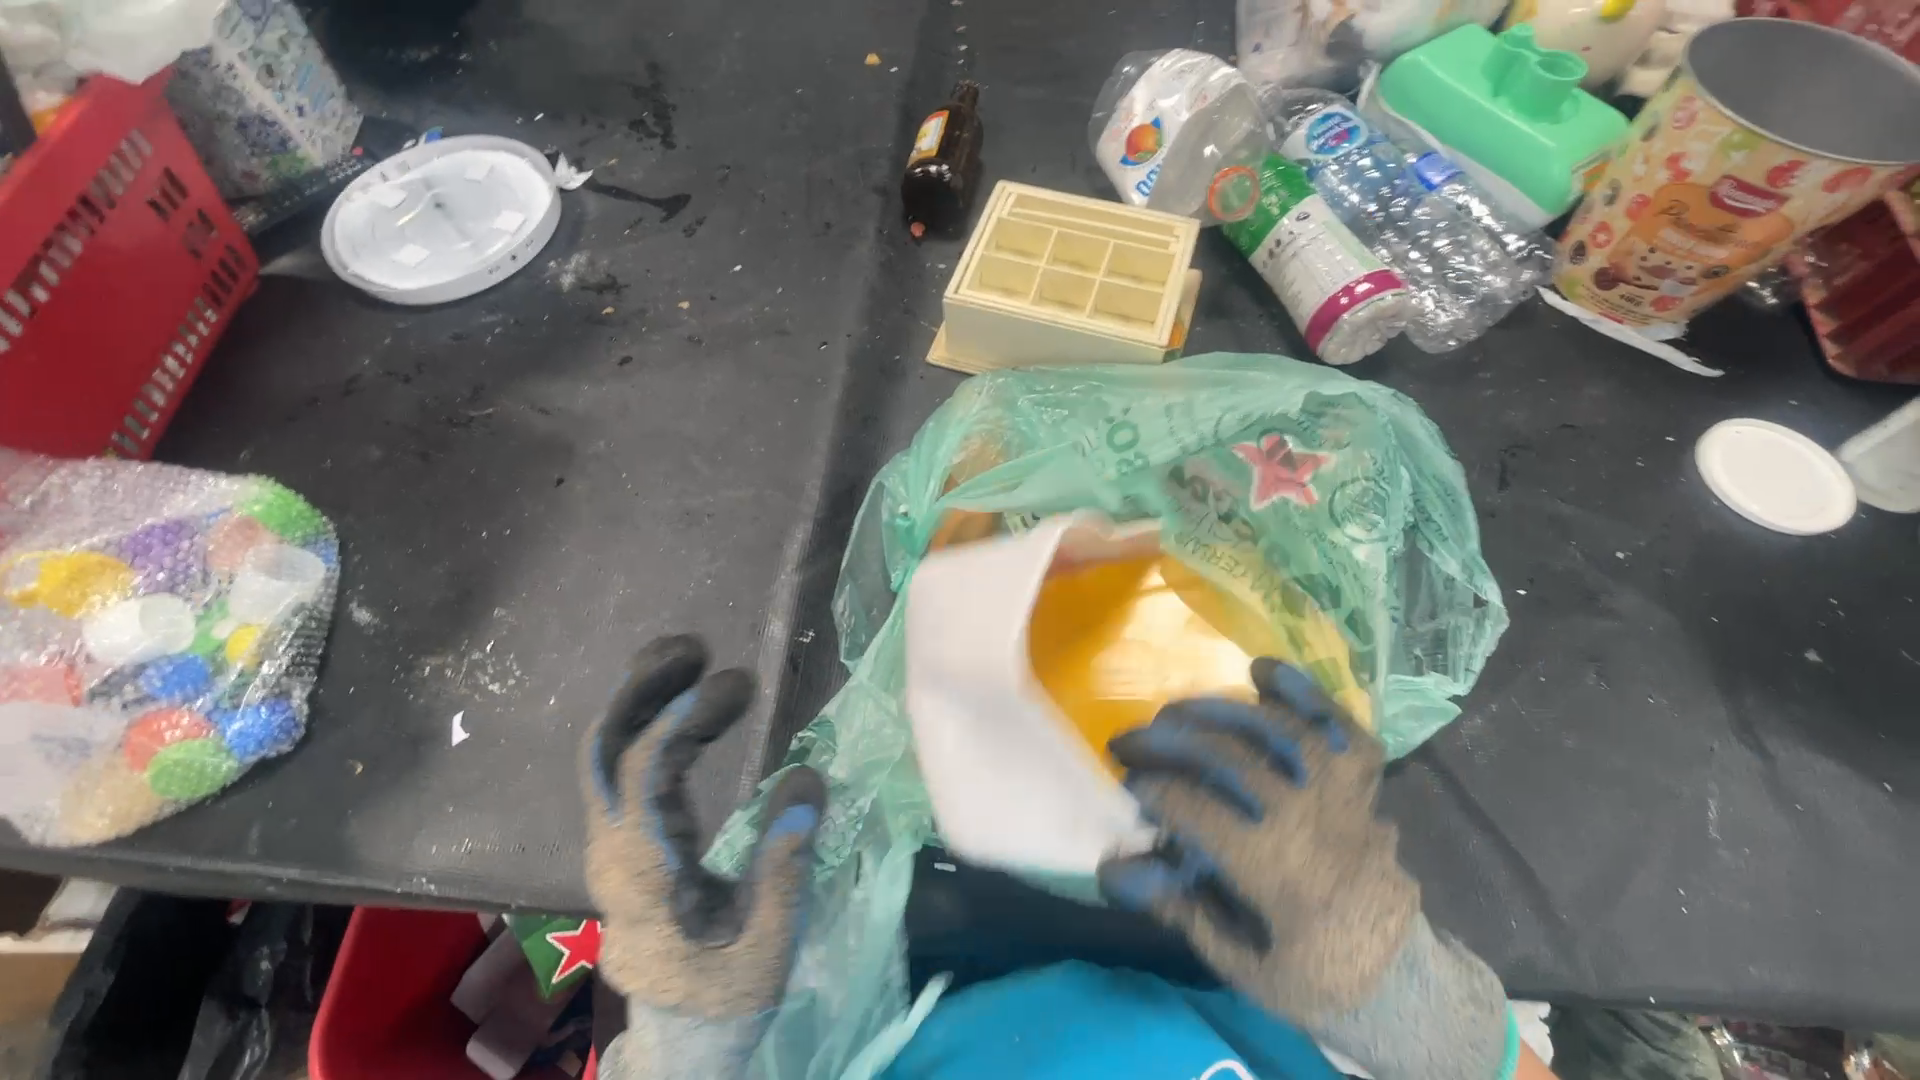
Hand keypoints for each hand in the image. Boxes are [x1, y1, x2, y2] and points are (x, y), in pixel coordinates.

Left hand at [580, 635, 824, 1022]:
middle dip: (642, 690)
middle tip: (694, 646)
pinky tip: (691, 704)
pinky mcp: (632, 843)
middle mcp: (613, 850)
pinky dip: (655, 725)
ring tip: (692, 654)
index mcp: (641, 875)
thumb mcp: (767, 949)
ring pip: (608, 755)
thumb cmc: (725, 1002)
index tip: (739, 685)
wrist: (681, 1046)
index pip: (644, 774)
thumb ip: (783, 871)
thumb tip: (808, 781)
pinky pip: (628, 771)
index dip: (685, 719)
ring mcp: (616, 844)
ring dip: (644, 698)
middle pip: (603, 751)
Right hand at [1099, 659, 1514, 1079]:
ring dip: (1218, 711)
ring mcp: (1343, 795)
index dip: (1153, 791)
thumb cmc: (1313, 976)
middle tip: (1128, 740)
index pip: (1199, 811)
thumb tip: (1113, 866)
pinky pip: (1339, 725)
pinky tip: (1261, 670)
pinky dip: (1304, 692)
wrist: (1402, 978)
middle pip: (1230, 760)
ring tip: (1174, 711)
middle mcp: (1311, 821)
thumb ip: (1178, 908)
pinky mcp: (1364, 784)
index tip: (1125, 787)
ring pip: (1277, 731)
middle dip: (1168, 743)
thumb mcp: (1239, 963)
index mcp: (1278, 873)